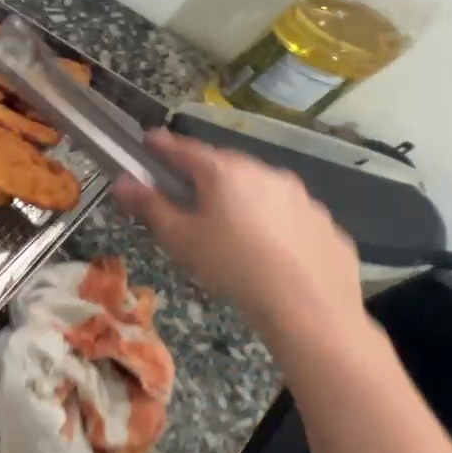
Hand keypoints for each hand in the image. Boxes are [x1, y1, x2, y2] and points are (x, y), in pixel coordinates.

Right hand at [113, 130, 367, 350]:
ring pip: (260, 190)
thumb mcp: (177, 236)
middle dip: (202, 175)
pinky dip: (273, 223)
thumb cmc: (232, 265)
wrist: (311, 310)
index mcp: (225, 171)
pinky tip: (266, 250)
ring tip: (227, 226)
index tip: (147, 142)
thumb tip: (123, 181)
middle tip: (184, 193)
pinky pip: (289, 216)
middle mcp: (267, 174)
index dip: (161, 145)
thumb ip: (148, 204)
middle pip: (225, 166)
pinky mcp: (328, 227)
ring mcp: (304, 200)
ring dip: (240, 198)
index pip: (184, 148)